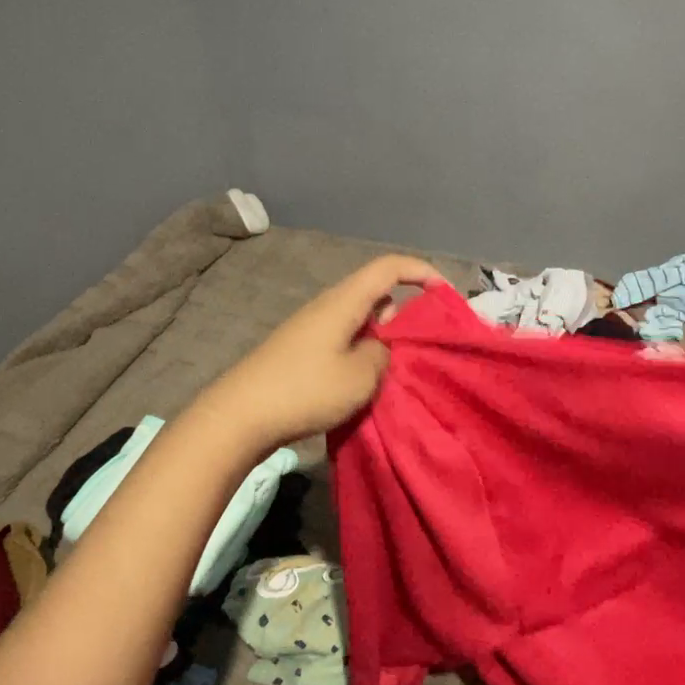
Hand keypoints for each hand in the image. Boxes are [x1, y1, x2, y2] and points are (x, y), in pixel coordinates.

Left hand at [198, 255, 442, 451]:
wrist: (238, 417)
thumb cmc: (305, 390)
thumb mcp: (361, 375)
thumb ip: (384, 353)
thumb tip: (382, 346)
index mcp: (344, 301)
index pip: (389, 267)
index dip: (421, 272)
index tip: (446, 295)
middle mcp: (327, 306)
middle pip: (375, 293)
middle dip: (403, 313)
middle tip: (416, 347)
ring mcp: (310, 328)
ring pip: (359, 319)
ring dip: (381, 337)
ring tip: (390, 371)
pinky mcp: (300, 351)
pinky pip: (343, 338)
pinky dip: (361, 351)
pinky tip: (361, 382)